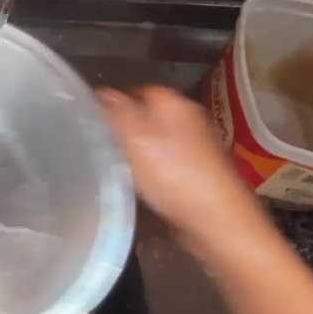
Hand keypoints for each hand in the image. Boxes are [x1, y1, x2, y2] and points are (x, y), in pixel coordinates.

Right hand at [98, 86, 271, 258]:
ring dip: (138, 153)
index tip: (93, 122)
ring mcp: (197, 146)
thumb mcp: (134, 138)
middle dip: (125, 130)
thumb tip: (102, 92)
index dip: (113, 104)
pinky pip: (167, 164)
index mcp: (173, 103)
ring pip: (155, 142)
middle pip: (146, 116)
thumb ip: (116, 111)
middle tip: (102, 146)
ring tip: (118, 168)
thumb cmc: (173, 174)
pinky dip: (154, 172)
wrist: (219, 221)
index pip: (135, 91)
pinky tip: (143, 187)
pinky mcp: (200, 172)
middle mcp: (188, 118)